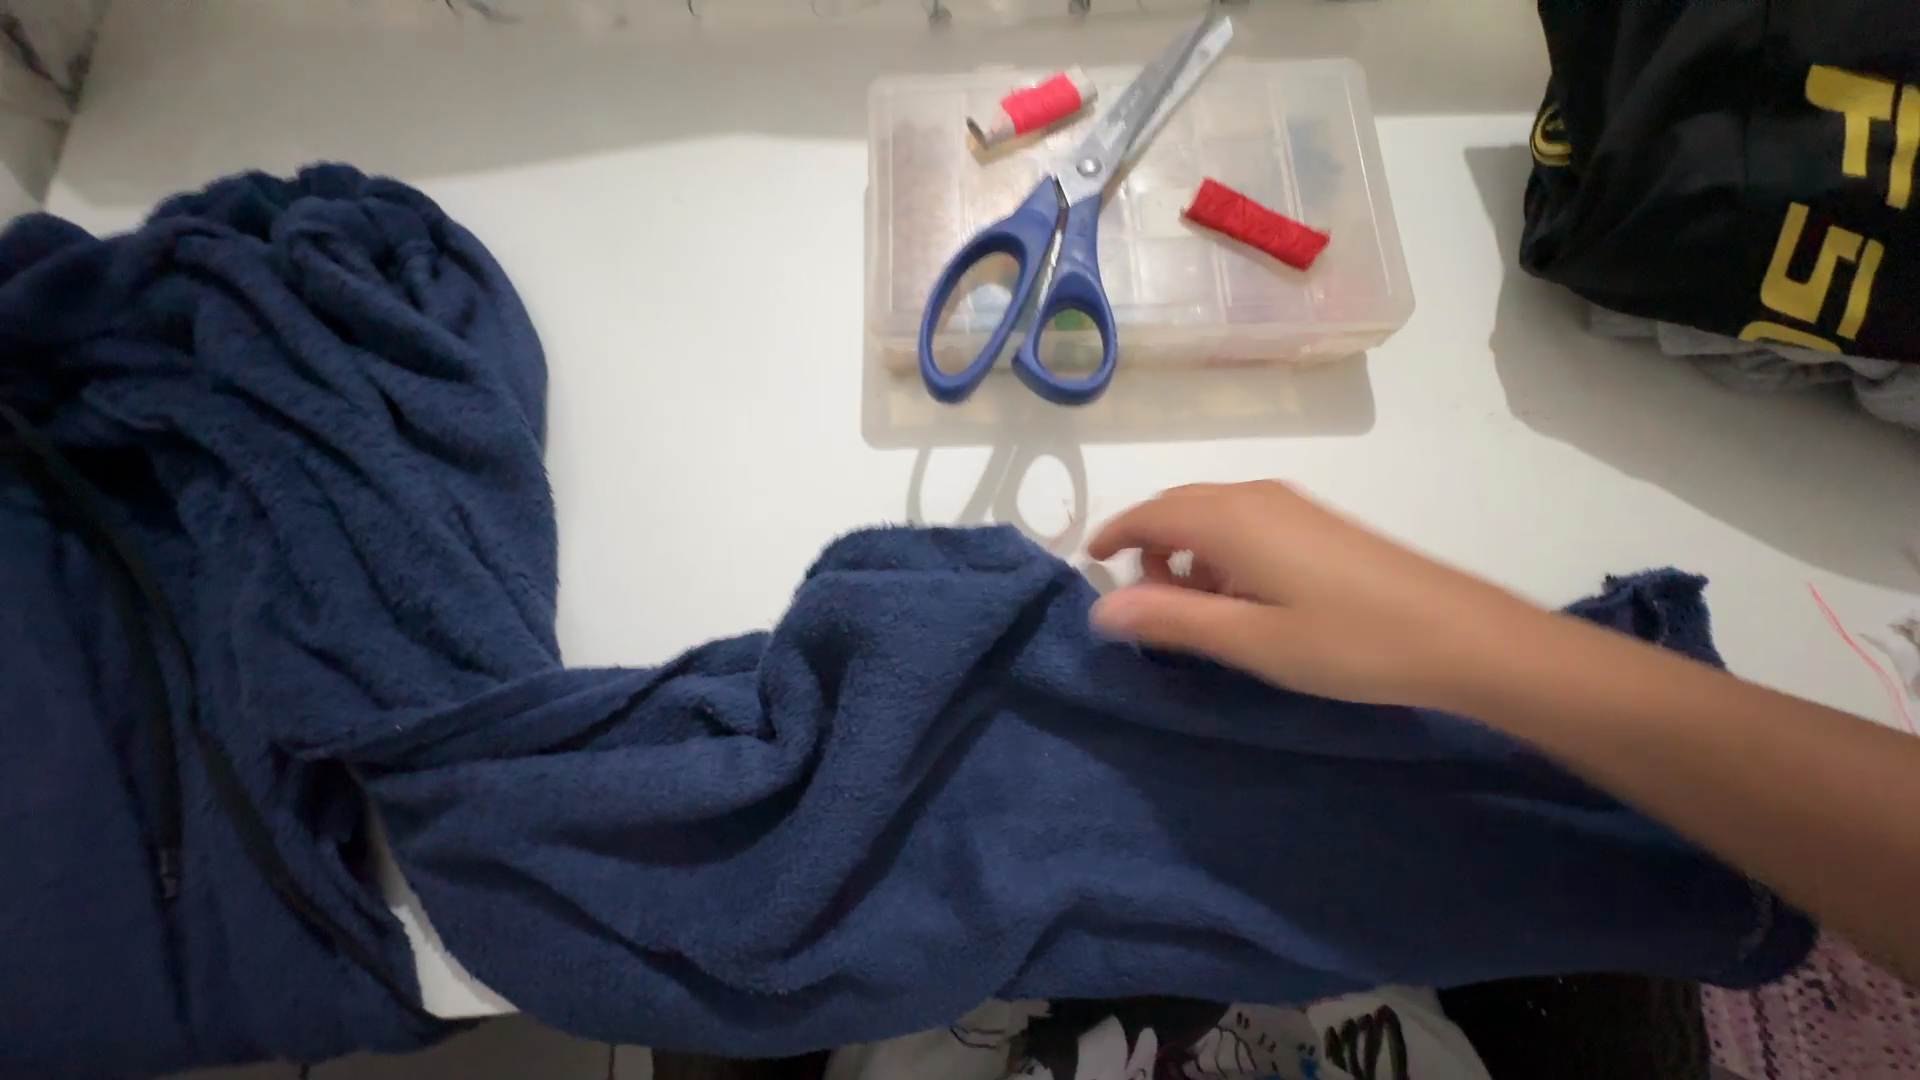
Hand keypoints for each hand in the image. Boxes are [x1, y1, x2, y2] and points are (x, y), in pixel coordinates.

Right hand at [1087, 481, 1543, 706]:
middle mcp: (1254, 498)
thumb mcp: (1249, 640)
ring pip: (1211, 514)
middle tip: (1146, 602)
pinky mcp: (1314, 522)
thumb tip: (1100, 609)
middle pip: (1177, 507)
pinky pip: (1243, 523)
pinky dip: (1219, 551)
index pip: (1149, 514)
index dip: (1113, 535)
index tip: (1090, 562)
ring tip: (1196, 609)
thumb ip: (1170, 619)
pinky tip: (1241, 596)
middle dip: (1149, 546)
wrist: (1462, 635)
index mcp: (1230, 519)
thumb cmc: (1347, 641)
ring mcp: (1289, 505)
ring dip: (1186, 551)